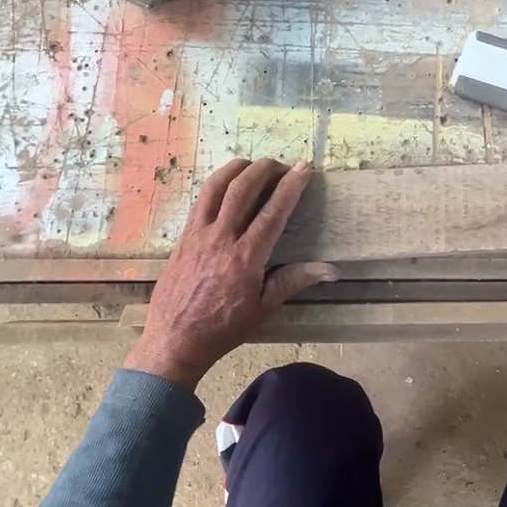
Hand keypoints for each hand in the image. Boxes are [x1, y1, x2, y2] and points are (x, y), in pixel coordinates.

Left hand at [123, 158, 336, 388]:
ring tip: (253, 165)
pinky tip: (227, 186)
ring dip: (236, 169)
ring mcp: (197, 236)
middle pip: (243, 189)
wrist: (174, 342)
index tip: (304, 168)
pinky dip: (217, 185)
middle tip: (281, 164)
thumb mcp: (264, 308)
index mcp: (245, 257)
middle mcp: (220, 239)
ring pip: (215, 188)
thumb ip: (294, 280)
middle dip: (264, 169)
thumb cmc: (224, 328)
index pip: (273, 211)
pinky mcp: (183, 238)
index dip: (291, 186)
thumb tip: (332, 270)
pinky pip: (200, 201)